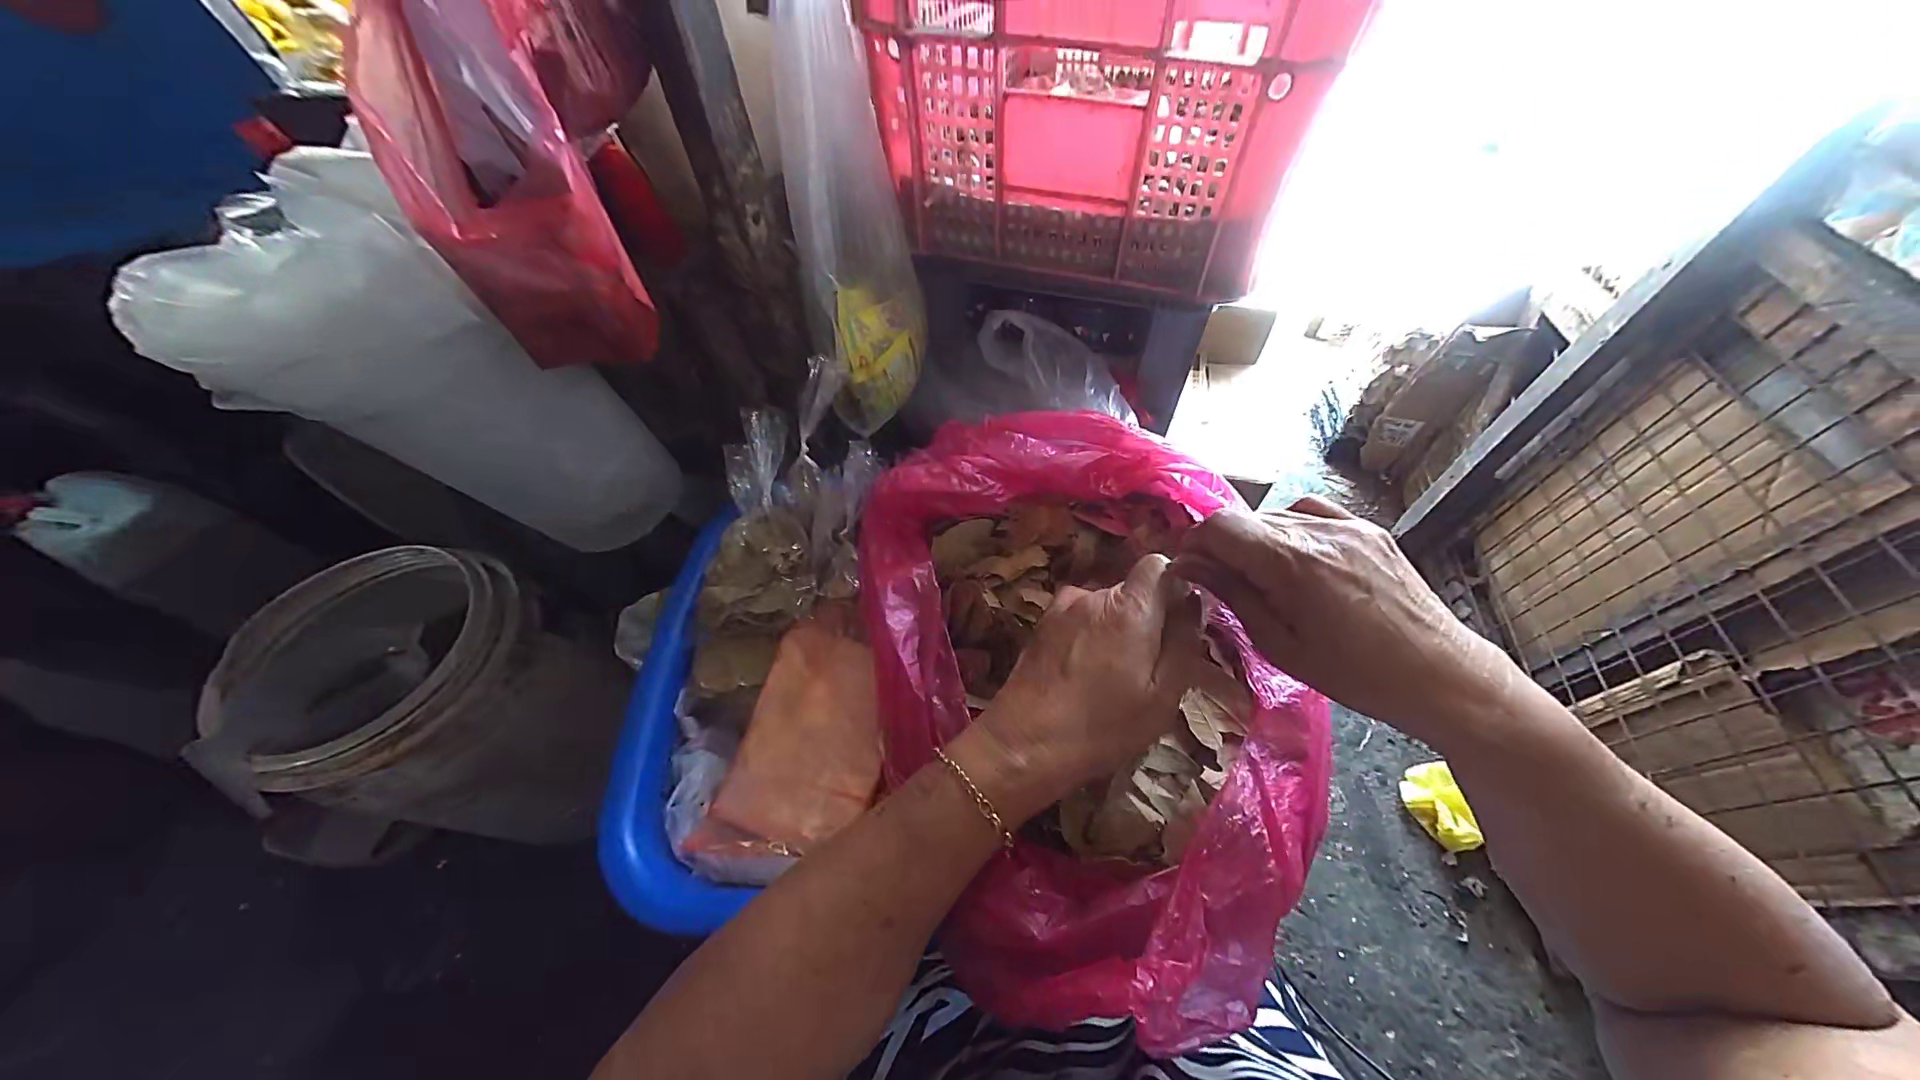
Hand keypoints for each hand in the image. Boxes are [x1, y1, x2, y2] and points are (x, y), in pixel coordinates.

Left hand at [948, 555, 1205, 823]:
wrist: (1024, 742)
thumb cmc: (1103, 726)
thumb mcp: (1162, 696)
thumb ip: (1184, 642)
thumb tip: (1193, 602)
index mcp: (1129, 607)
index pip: (1159, 565)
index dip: (1173, 586)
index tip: (1179, 620)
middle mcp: (1093, 594)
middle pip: (1131, 590)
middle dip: (1145, 617)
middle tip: (1147, 664)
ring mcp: (1061, 606)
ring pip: (1103, 607)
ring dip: (1114, 629)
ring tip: (1110, 675)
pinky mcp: (1041, 623)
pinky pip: (1079, 619)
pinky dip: (1088, 637)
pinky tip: (1082, 674)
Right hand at [1170, 497, 1517, 741]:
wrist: (1441, 676)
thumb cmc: (1355, 675)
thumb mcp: (1279, 644)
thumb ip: (1232, 594)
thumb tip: (1188, 565)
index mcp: (1292, 563)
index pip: (1220, 525)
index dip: (1194, 544)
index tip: (1189, 571)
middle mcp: (1319, 532)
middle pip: (1244, 519)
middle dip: (1221, 546)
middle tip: (1220, 582)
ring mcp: (1348, 526)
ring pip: (1274, 515)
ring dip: (1253, 540)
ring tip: (1261, 578)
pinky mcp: (1368, 529)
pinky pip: (1310, 513)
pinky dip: (1288, 529)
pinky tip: (1291, 556)